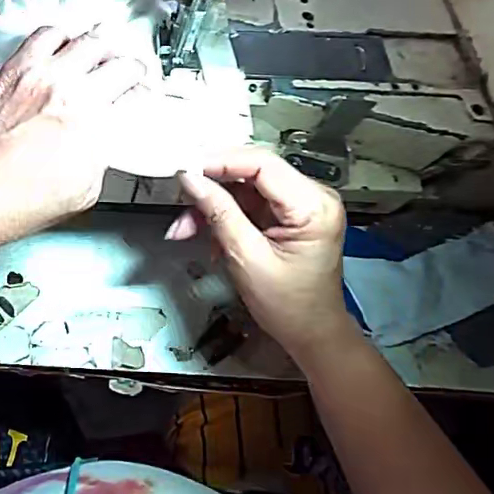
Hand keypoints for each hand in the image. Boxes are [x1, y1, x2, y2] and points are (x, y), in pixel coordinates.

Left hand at [0, 26, 148, 255]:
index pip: (135, 96)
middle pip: (119, 61)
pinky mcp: (16, 69)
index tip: (138, 97)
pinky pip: (47, 35)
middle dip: (129, 68)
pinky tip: (62, 44)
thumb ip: (101, 156)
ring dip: (100, 46)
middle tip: (128, 73)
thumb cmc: (18, 199)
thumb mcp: (84, 191)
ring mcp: (44, 75)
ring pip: (87, 39)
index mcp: (98, 126)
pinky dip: (61, 37)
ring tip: (100, 53)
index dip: (142, 96)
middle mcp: (74, 93)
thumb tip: (102, 143)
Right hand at [167, 146, 354, 359]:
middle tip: (180, 194)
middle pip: (251, 170)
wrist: (310, 332)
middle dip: (211, 184)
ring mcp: (296, 204)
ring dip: (210, 203)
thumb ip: (219, 213)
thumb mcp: (247, 258)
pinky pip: (244, 202)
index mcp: (314, 206)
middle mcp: (311, 196)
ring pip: (242, 186)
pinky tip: (202, 231)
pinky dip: (219, 214)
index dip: (221, 161)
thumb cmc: (290, 305)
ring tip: (184, 227)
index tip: (186, 168)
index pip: (263, 164)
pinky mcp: (283, 213)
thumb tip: (191, 179)